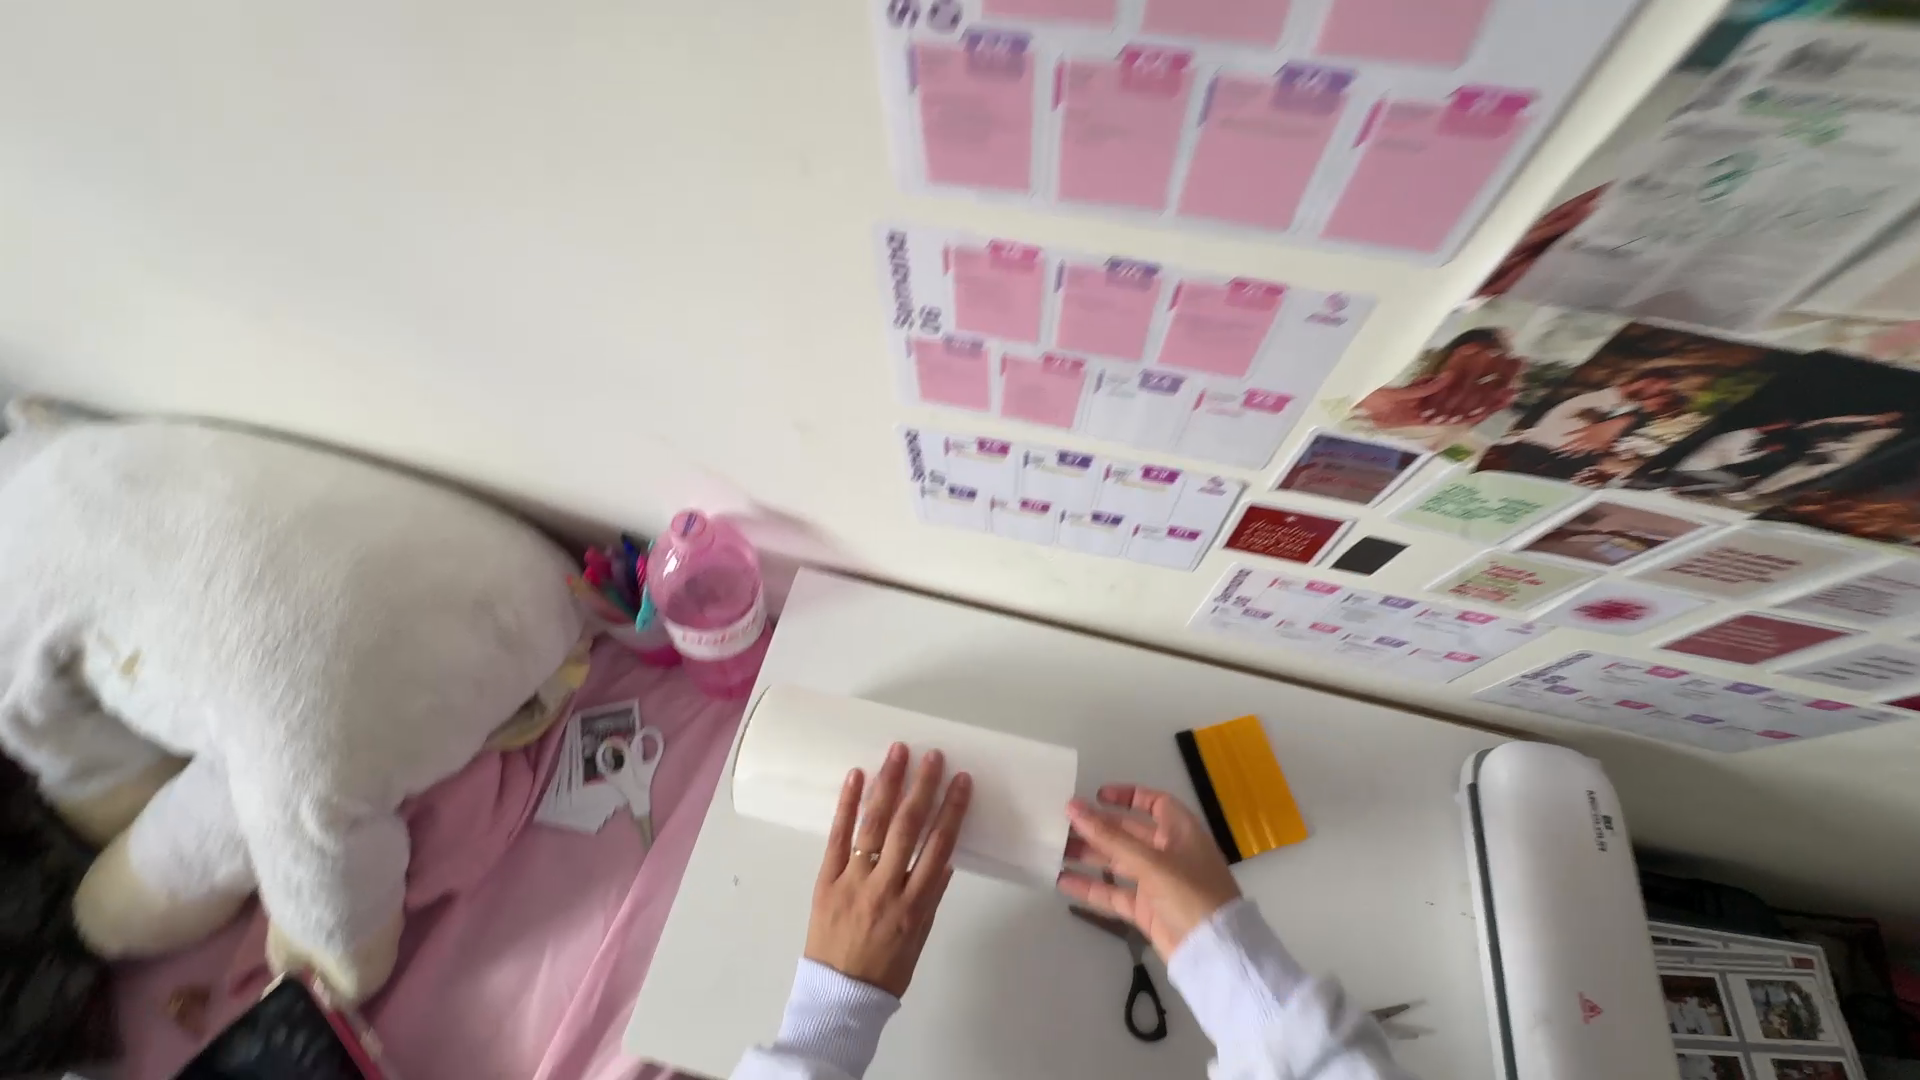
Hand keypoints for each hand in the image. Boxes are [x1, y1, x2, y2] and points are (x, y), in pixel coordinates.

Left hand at [804, 743, 971, 997]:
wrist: (836, 1000)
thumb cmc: (885, 971)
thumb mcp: (920, 940)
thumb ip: (932, 897)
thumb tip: (945, 857)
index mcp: (914, 905)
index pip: (939, 847)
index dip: (952, 810)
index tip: (962, 781)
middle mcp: (885, 888)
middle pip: (908, 828)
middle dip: (923, 788)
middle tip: (934, 757)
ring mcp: (853, 881)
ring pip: (874, 825)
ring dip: (888, 784)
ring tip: (899, 752)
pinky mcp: (826, 879)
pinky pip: (837, 837)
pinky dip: (846, 804)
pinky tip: (856, 776)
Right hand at [1055, 784, 1240, 961]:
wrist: (1216, 955)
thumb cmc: (1191, 894)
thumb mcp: (1151, 862)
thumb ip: (1109, 836)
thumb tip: (1072, 806)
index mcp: (1180, 830)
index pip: (1154, 802)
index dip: (1127, 796)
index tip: (1096, 796)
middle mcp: (1169, 852)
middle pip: (1128, 833)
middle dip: (1097, 828)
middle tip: (1061, 824)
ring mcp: (1158, 882)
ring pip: (1117, 862)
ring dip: (1089, 856)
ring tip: (1055, 850)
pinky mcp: (1147, 909)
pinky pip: (1114, 892)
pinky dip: (1091, 887)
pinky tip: (1063, 882)